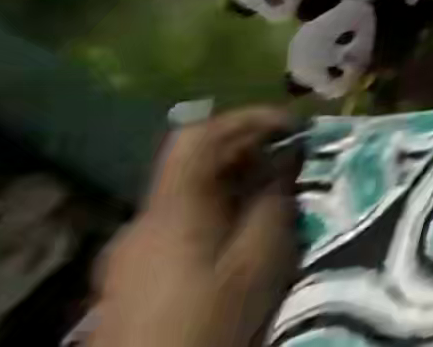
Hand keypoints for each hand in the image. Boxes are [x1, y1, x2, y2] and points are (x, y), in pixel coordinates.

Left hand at [91, 108, 299, 346]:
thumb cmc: (209, 316)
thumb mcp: (260, 255)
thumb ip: (274, 198)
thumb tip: (288, 157)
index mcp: (170, 208)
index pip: (199, 134)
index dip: (249, 117)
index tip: (295, 125)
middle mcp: (142, 220)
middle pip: (197, 163)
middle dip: (254, 150)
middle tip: (301, 156)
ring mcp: (131, 252)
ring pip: (192, 194)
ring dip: (240, 181)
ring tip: (283, 192)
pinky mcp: (132, 277)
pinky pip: (183, 221)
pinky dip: (222, 208)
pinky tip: (248, 231)